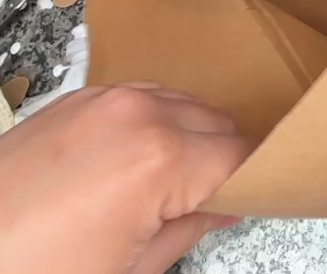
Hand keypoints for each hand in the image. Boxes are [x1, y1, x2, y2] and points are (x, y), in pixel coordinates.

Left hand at [0, 83, 252, 273]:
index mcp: (160, 155)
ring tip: (162, 190)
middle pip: (218, 122)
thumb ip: (188, 230)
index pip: (243, 155)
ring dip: (189, 138)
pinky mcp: (71, 97)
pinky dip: (150, 123)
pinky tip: (124, 167)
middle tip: (204, 210)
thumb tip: (226, 205)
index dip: (255, 183)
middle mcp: (140, 108)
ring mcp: (102, 96)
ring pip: (181, 103)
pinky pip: (138, 97)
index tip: (252, 206)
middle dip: (221, 162)